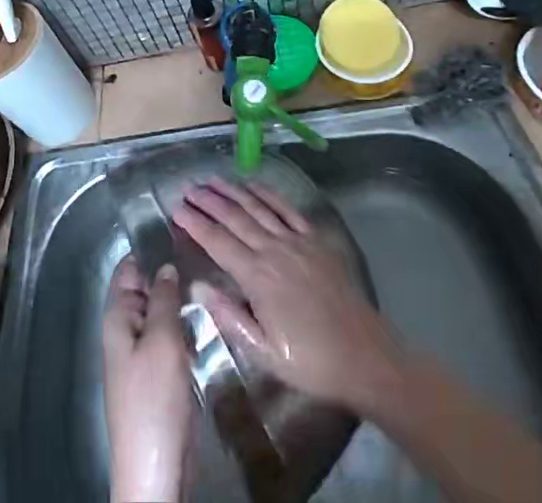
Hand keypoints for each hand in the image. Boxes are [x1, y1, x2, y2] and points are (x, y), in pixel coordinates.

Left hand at [100, 256, 193, 502]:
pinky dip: (184, 327)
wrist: (156, 466)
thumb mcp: (162, 341)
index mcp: (117, 318)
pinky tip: (206, 319)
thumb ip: (164, 301)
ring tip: (210, 278)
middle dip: (168, 275)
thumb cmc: (154, 398)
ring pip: (160, 315)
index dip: (147, 250)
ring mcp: (142, 355)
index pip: (127, 271)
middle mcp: (125, 331)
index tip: (177, 230)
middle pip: (145, 291)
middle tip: (203, 253)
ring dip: (179, 301)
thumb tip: (166, 267)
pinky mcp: (158, 375)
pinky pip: (170, 339)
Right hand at [173, 179, 399, 410]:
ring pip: (258, 208)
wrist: (366, 357)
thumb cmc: (311, 361)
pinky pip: (287, 210)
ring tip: (212, 180)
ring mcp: (297, 242)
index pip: (217, 242)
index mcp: (257, 277)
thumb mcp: (264, 352)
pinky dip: (268, 194)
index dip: (195, 224)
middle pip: (234, 218)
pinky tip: (253, 186)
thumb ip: (229, 317)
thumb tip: (197, 287)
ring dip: (232, 192)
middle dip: (208, 202)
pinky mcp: (316, 241)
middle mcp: (274, 251)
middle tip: (187, 189)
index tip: (176, 210)